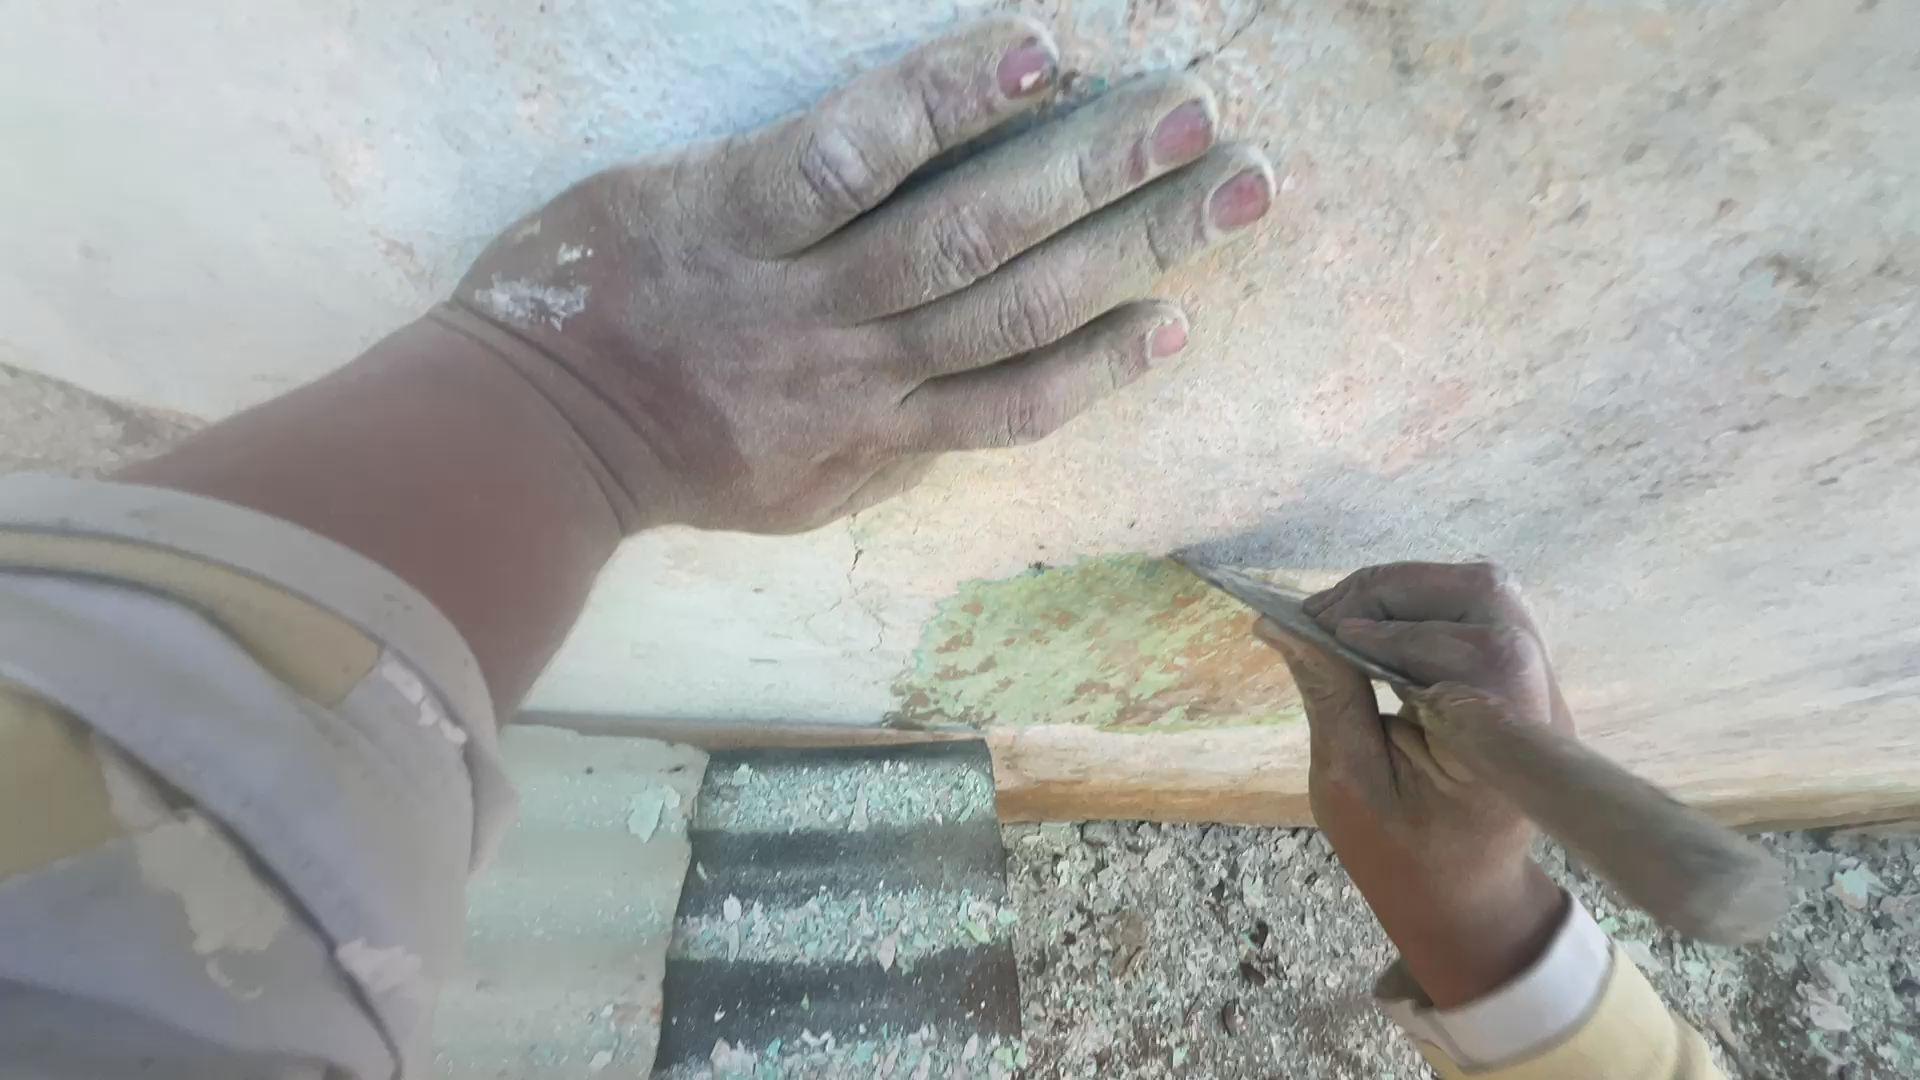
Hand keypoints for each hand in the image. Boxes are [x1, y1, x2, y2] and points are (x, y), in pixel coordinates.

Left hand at [447, 16, 1273, 533]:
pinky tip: (1029, 53)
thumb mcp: (799, 498)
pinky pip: (850, 152)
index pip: (1022, 403)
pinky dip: (942, 103)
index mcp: (880, 435)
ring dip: (1082, 173)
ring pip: (966, 232)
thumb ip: (883, 460)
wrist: (542, 433)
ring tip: (1176, 115)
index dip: (1109, 368)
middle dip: (1143, 243)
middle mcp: (865, 363)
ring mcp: (804, 287)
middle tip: (1244, 182)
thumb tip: (948, 422)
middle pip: (1026, 303)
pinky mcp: (731, 208)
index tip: (1179, 319)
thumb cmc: (683, 467)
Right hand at [1257, 562, 1572, 1006]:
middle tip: (1320, 616)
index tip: (1331, 636)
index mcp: (1501, 745)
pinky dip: (1408, 603)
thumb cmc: (1399, 854)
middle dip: (1391, 592)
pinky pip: (1467, 610)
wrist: (1461, 891)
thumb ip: (1327, 697)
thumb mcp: (1347, 784)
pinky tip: (1362, 625)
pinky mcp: (1510, 675)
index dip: (1402, 631)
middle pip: (1484, 596)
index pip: (1479, 650)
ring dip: (1399, 590)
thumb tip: (1282, 626)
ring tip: (1335, 615)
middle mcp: (1535, 703)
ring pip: (1479, 591)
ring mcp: (1532, 684)